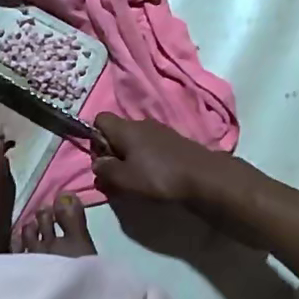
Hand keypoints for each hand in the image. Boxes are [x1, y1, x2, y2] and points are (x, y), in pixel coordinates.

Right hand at [90, 113, 242, 203]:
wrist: (203, 177)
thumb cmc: (158, 177)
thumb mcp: (124, 179)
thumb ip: (105, 169)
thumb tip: (97, 163)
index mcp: (125, 128)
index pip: (100, 119)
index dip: (95, 138)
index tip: (102, 159)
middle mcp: (142, 123)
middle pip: (117, 131)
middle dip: (112, 151)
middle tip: (117, 174)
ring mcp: (161, 131)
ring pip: (135, 140)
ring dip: (131, 156)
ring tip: (136, 178)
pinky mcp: (175, 142)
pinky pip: (151, 146)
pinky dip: (147, 159)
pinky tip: (154, 176)